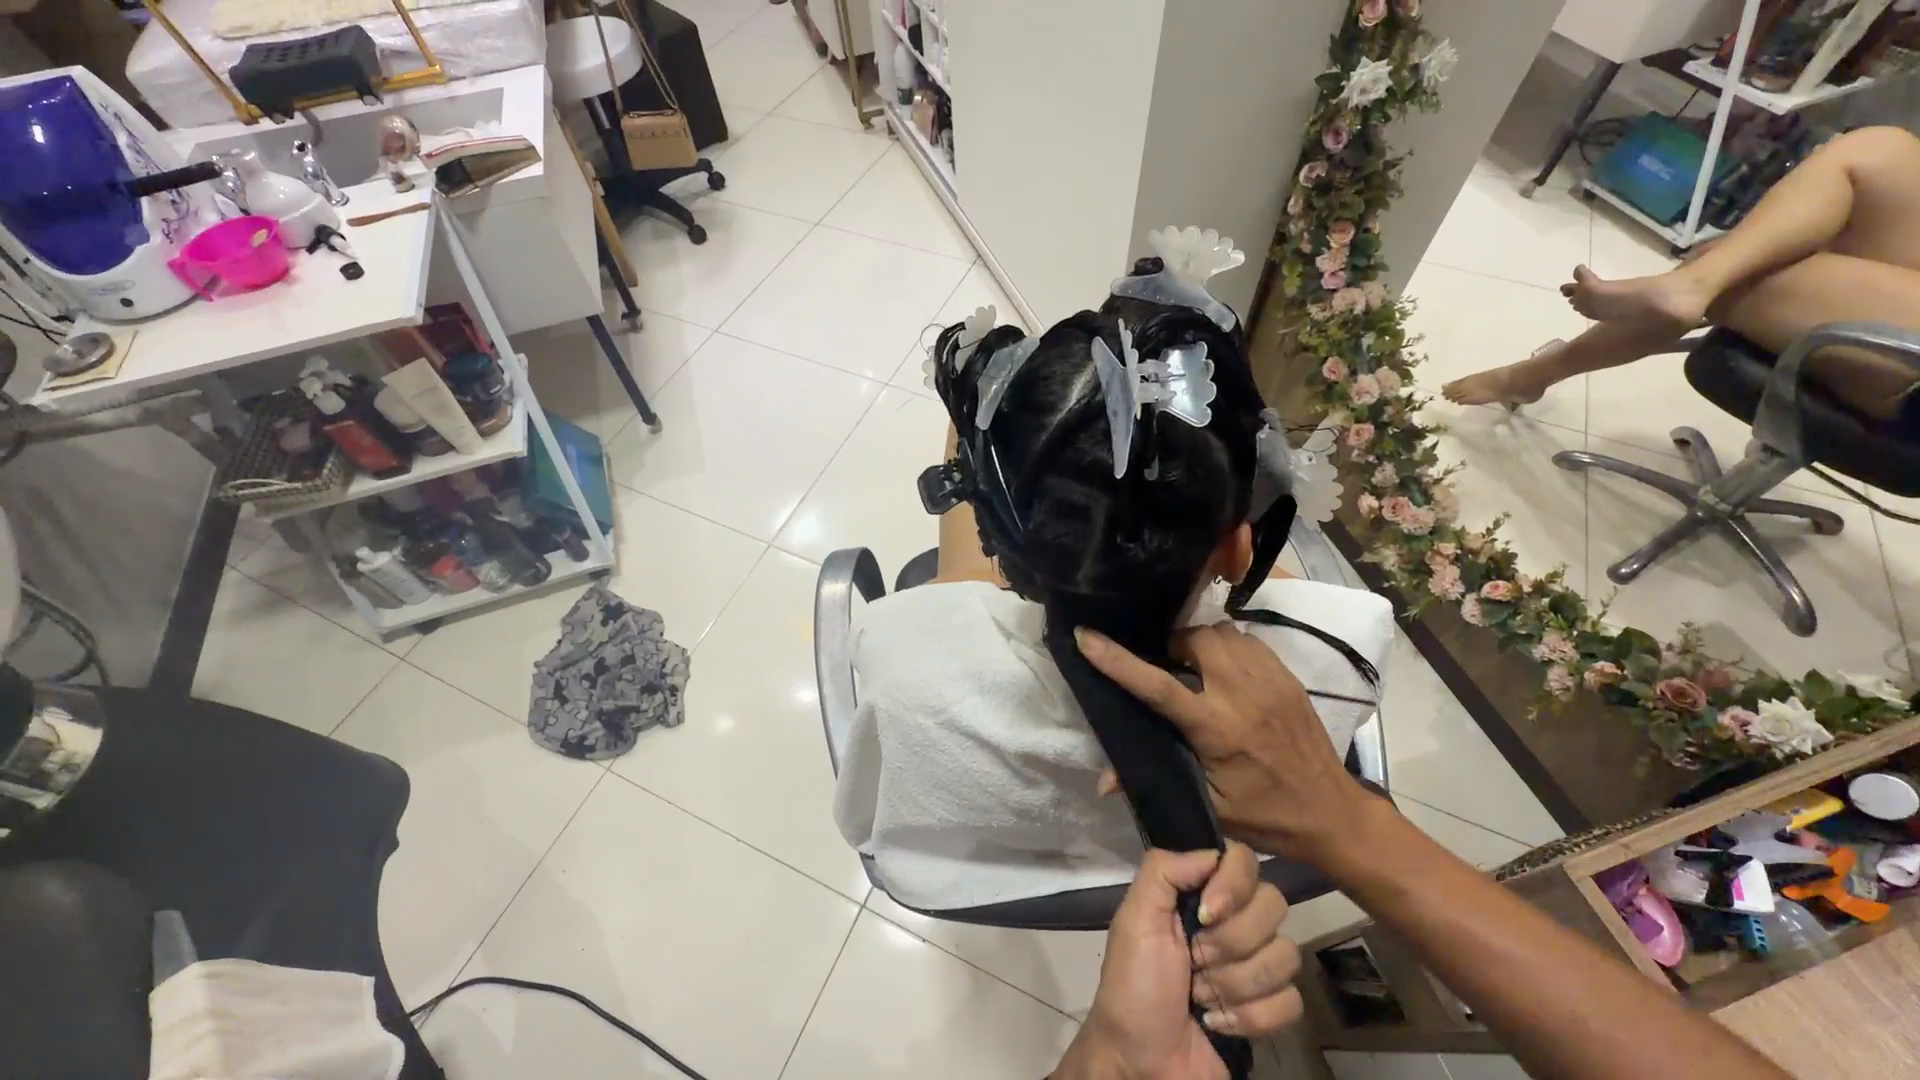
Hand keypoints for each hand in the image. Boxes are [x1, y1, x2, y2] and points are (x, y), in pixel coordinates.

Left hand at [1057, 844, 1301, 1079]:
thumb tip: (1213, 851)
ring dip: (1235, 983)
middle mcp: (1232, 922)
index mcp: (1199, 895)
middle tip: (1195, 960)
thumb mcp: (1134, 918)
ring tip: (1201, 995)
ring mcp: (1254, 966)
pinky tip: (1218, 1021)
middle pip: (1273, 904)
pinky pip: (1291, 1001)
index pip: (1244, 861)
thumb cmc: (1133, 986)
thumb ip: (1164, 870)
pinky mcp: (1270, 1010)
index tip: (1207, 912)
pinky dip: (1251, 1016)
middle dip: (1231, 942)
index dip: (1234, 885)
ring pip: (1286, 954)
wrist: (1142, 1062)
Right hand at [1077, 624, 1377, 861]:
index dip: (1117, 660)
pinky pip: (1249, 640)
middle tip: (1167, 666)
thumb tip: (1102, 782)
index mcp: (1216, 729)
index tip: (1086, 637)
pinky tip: (1226, 669)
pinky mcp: (1288, 677)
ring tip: (1195, 666)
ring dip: (1202, 642)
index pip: (1157, 685)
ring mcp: (1270, 680)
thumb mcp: (1208, 806)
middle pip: (1195, 640)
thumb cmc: (1265, 815)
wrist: (1333, 813)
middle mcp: (1242, 695)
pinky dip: (1230, 645)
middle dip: (1173, 645)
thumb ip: (1157, 782)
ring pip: (1223, 632)